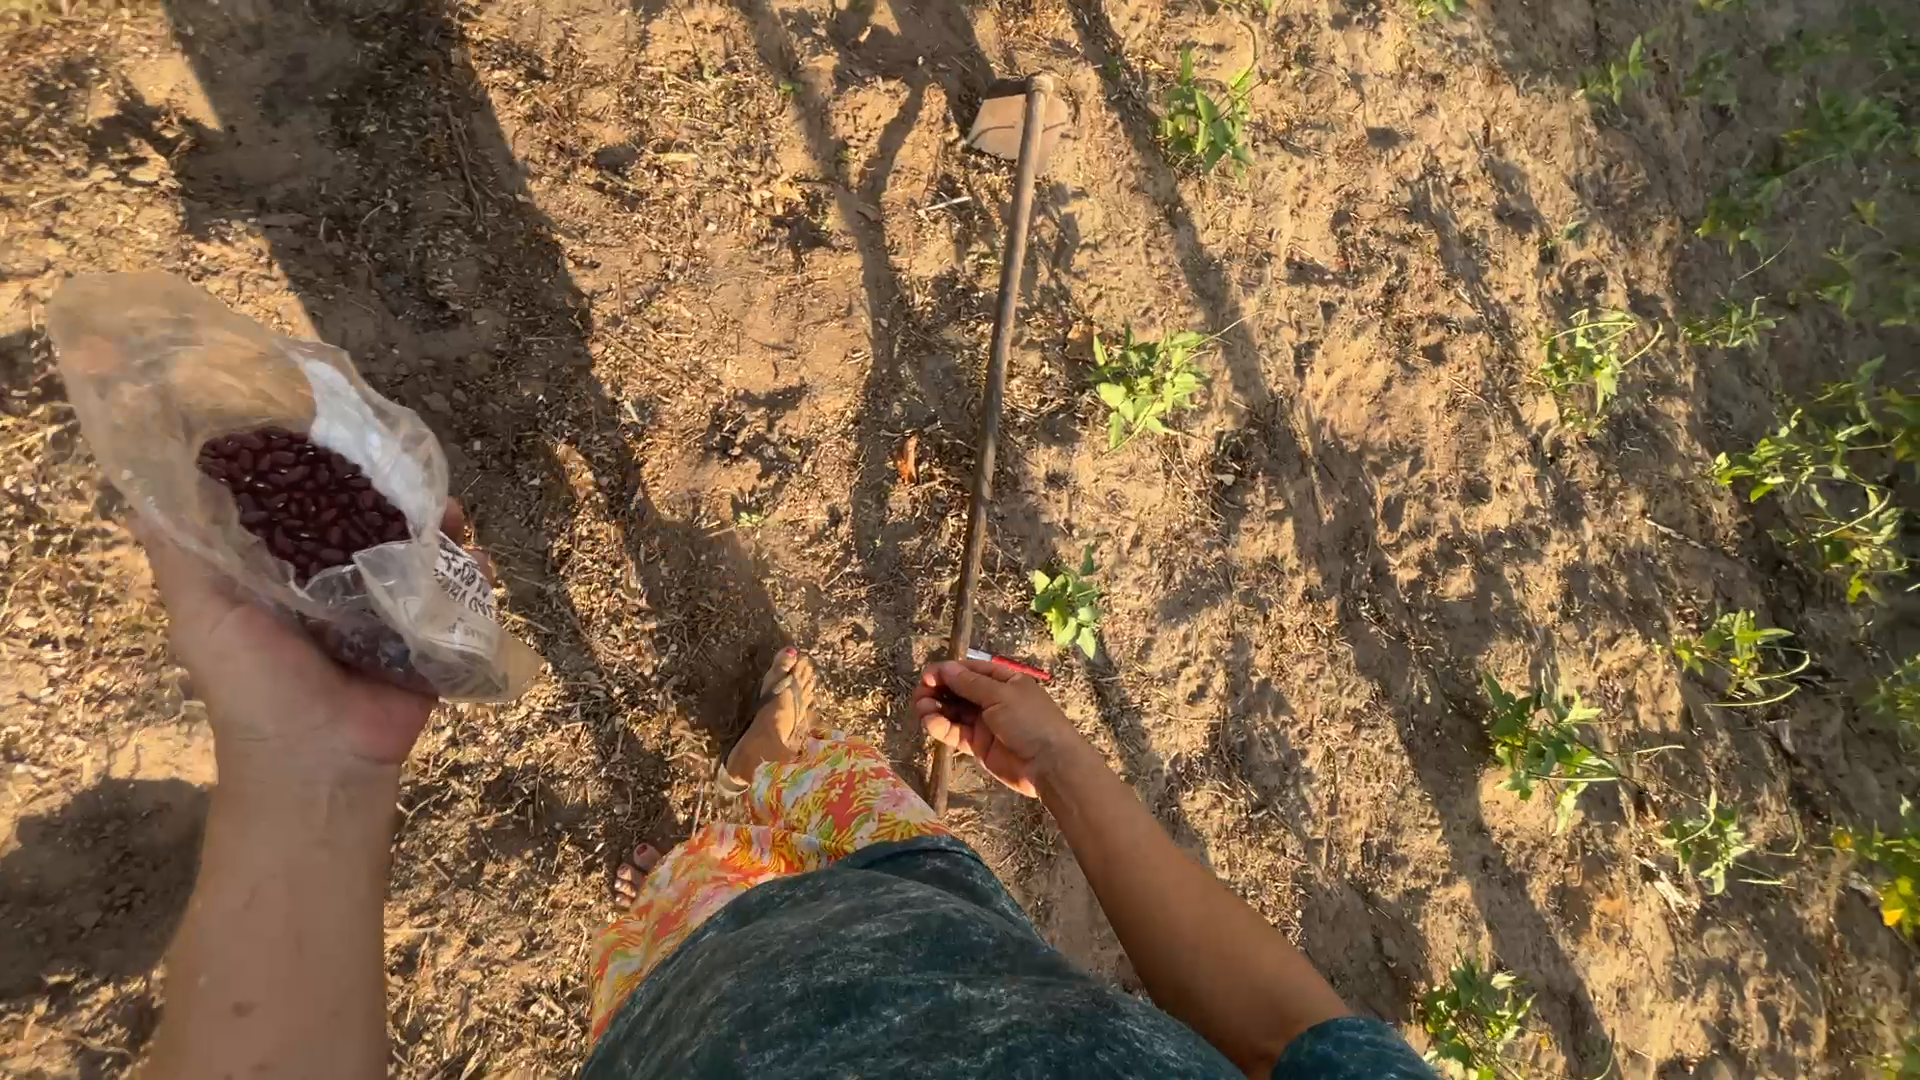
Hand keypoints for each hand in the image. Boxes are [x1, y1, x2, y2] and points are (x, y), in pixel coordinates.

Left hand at [136, 502, 476, 784]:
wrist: (326, 757)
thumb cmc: (258, 688)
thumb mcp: (205, 619)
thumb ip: (186, 560)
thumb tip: (151, 488)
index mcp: (290, 577)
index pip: (315, 514)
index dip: (335, 480)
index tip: (354, 451)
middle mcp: (345, 587)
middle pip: (380, 529)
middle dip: (406, 502)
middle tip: (425, 487)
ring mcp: (395, 610)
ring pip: (426, 556)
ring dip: (448, 533)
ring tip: (461, 522)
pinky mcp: (435, 633)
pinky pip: (460, 594)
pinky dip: (476, 575)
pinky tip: (482, 564)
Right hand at [912, 657, 1086, 797]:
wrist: (1049, 765)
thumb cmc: (1030, 720)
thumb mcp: (1001, 695)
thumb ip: (970, 684)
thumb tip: (946, 668)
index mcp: (1005, 681)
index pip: (971, 671)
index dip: (949, 671)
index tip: (928, 675)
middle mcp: (993, 699)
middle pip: (959, 691)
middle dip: (939, 690)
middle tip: (920, 693)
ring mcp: (985, 723)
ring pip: (954, 711)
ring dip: (936, 707)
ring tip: (920, 707)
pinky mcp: (978, 745)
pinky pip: (956, 732)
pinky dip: (941, 726)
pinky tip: (929, 721)